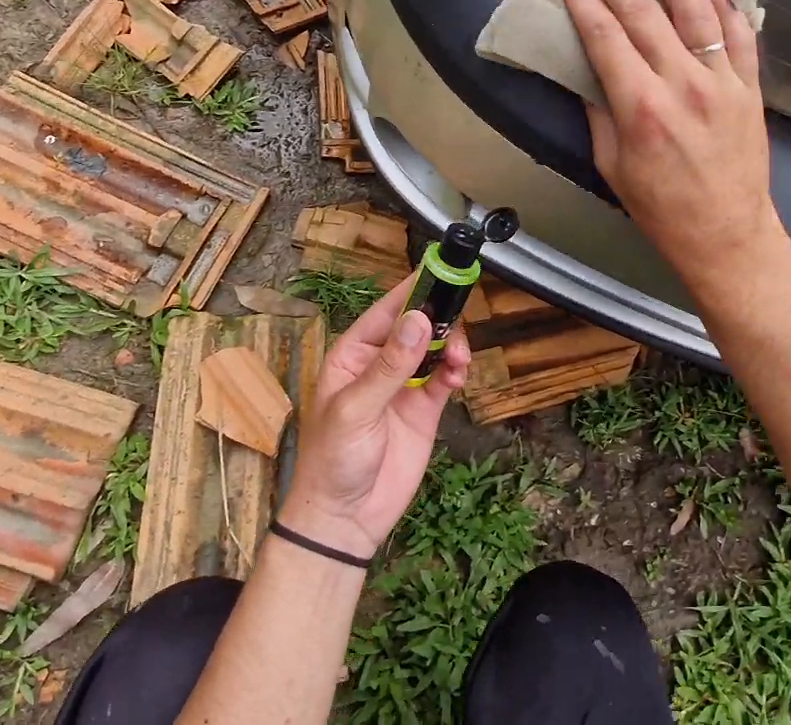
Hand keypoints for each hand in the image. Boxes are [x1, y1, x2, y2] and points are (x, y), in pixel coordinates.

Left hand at [280, 277, 470, 557]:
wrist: (346, 519)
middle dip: (440, 318)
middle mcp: (380, 363)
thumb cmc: (332, 460)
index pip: (386, 311)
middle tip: (458, 321)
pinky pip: (445, 376)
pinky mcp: (425, 409)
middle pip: (416, 324)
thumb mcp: (355, 410)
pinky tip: (458, 375)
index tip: (442, 270)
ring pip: (435, 347)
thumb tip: (418, 321)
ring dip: (452, 344)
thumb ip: (389, 367)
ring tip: (458, 360)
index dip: (413, 289)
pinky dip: (456, 370)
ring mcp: (404, 385)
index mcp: (353, 354)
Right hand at [552, 0, 782, 297]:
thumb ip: (599, 110)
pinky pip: (736, 28)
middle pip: (641, 11)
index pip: (604, 34)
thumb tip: (588, 65)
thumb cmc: (661, 208)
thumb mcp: (611, 165)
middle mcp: (683, 85)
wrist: (726, 233)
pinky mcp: (750, 84)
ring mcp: (723, 80)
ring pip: (693, 6)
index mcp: (641, 109)